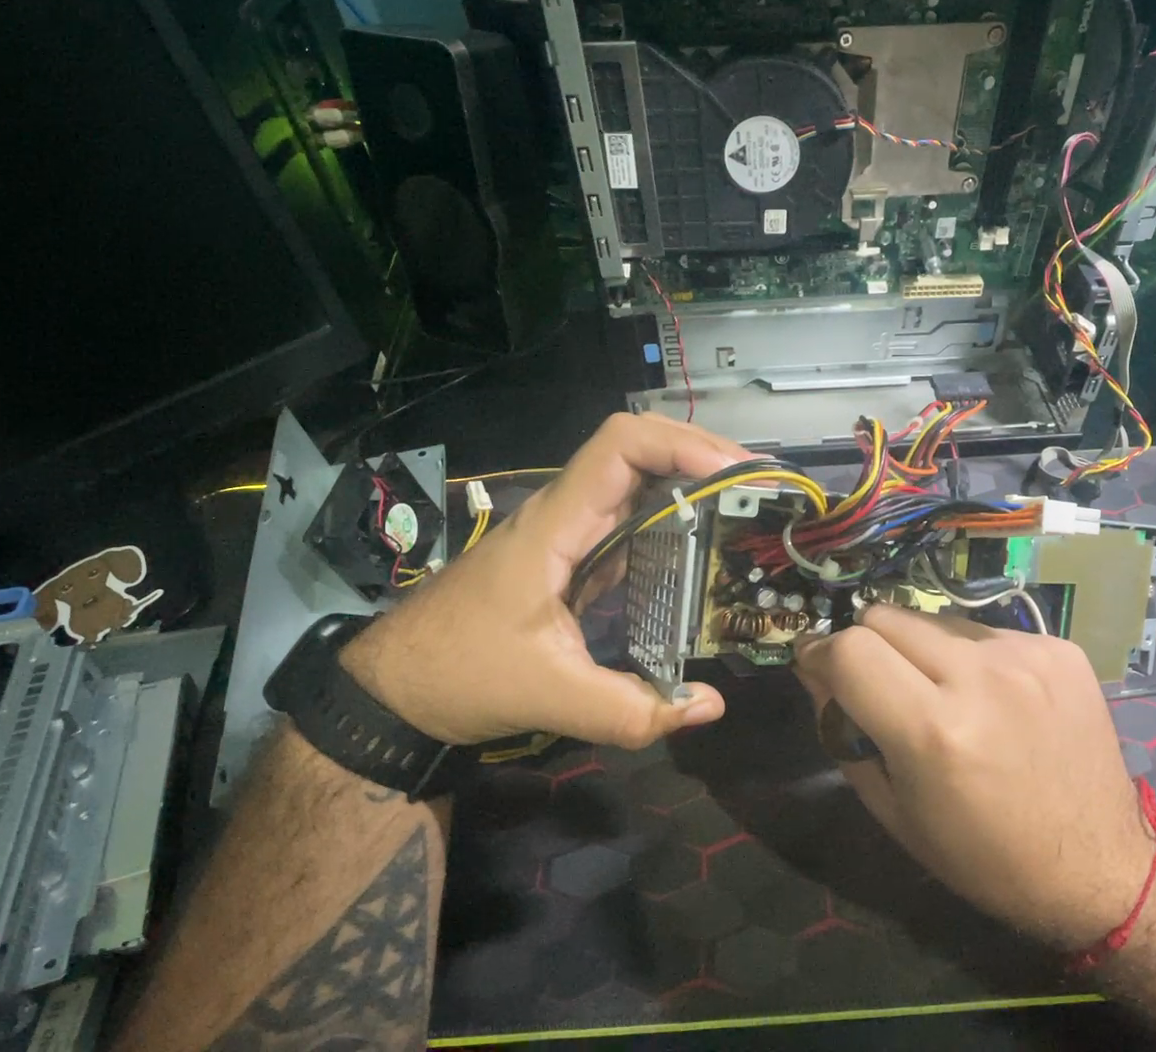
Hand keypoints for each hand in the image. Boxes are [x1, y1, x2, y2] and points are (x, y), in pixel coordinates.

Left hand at [339, 413, 747, 748]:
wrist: (395, 687)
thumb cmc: (459, 674)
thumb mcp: (550, 697)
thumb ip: (632, 710)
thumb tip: (711, 706)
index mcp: (556, 526)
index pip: (621, 446)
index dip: (682, 444)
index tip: (734, 476)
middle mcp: (566, 516)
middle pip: (639, 452)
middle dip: (702, 458)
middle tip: (761, 490)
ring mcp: (568, 536)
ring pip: (637, 484)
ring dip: (691, 486)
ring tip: (749, 511)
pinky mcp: (571, 561)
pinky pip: (629, 524)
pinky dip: (673, 524)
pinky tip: (703, 552)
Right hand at [793, 605, 1155, 948]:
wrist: (1098, 866)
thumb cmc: (981, 856)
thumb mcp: (892, 810)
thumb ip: (841, 732)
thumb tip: (812, 669)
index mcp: (933, 731)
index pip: (849, 648)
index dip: (821, 654)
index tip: (818, 668)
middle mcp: (981, 678)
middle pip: (884, 616)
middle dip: (865, 645)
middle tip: (879, 685)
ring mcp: (1026, 655)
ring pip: (934, 618)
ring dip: (920, 648)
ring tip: (944, 695)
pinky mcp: (1059, 647)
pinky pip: (984, 630)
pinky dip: (971, 657)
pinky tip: (994, 700)